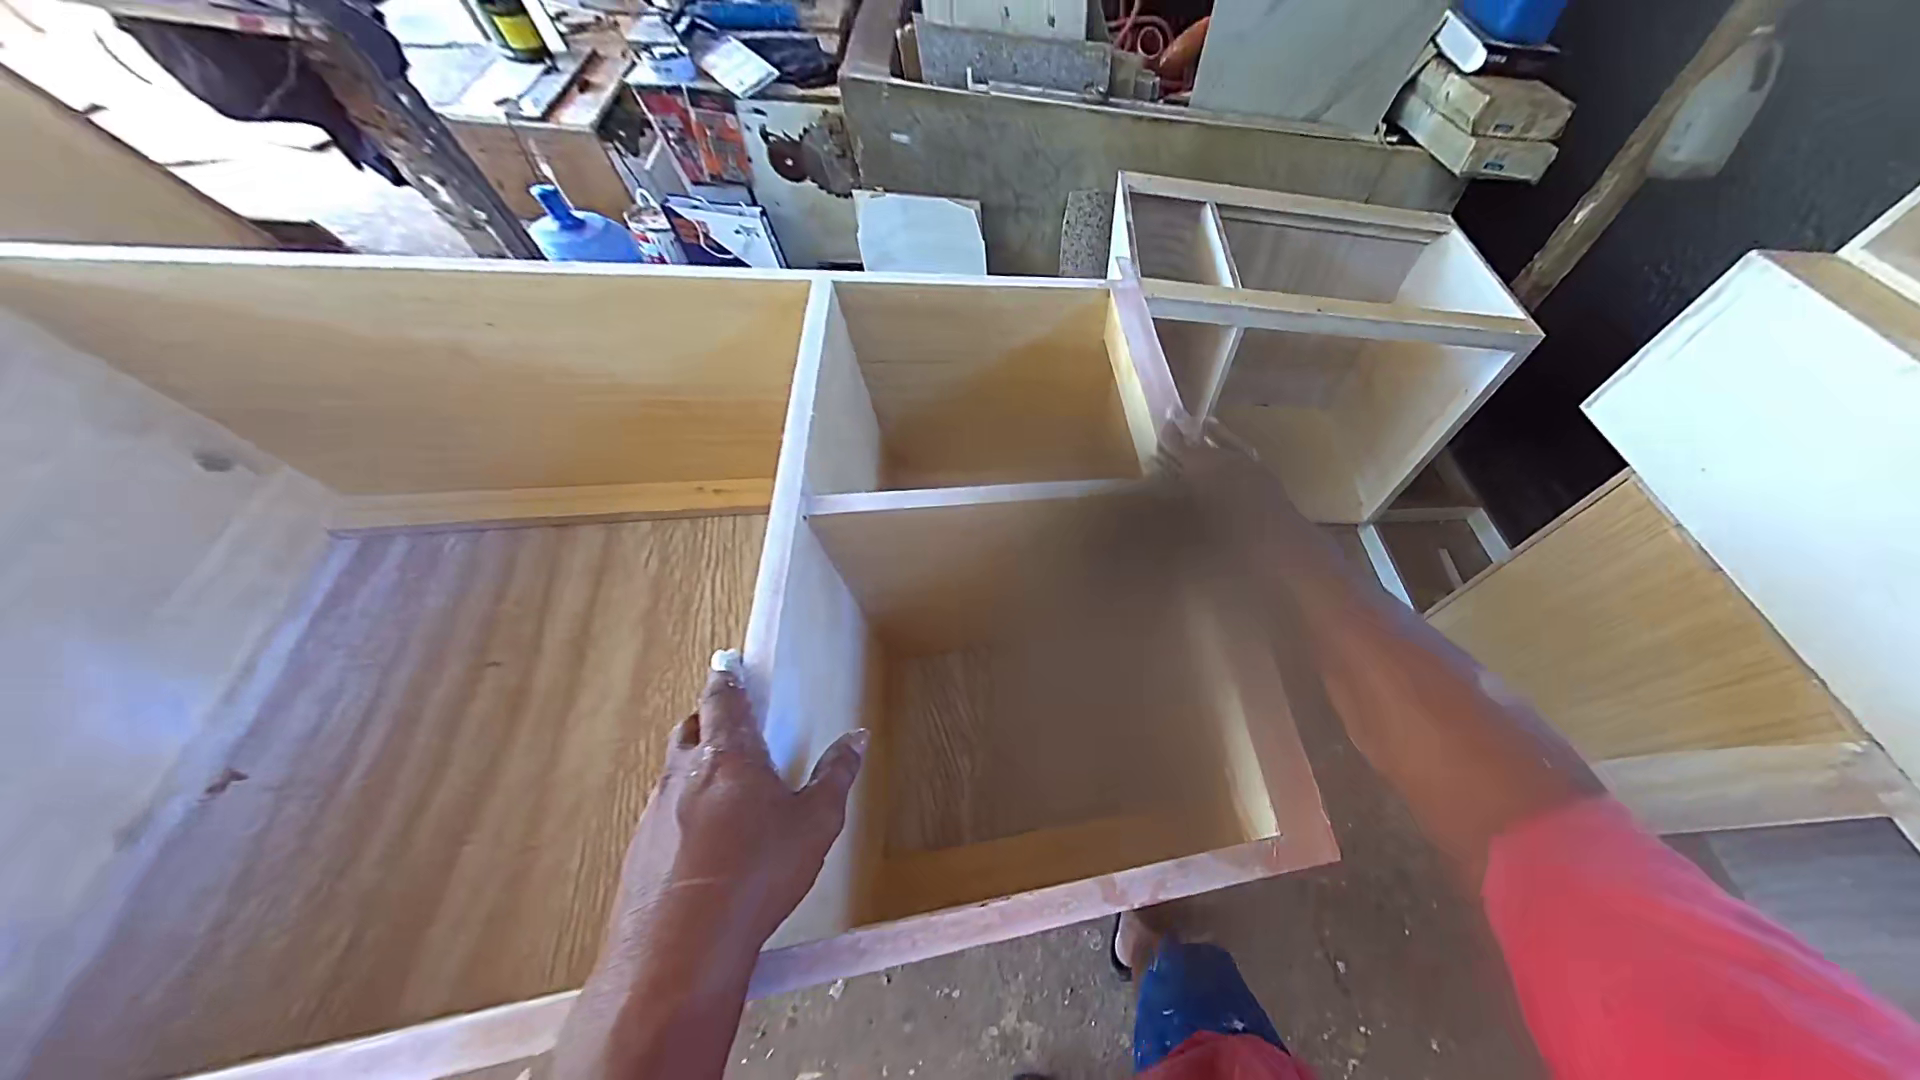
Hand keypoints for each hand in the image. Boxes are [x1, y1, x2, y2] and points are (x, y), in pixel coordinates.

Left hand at [609, 660, 867, 952]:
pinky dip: (681, 808)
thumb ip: (836, 774)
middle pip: (690, 728)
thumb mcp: (815, 821)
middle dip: (706, 716)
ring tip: (719, 779)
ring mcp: (655, 812)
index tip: (725, 661)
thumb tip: (856, 739)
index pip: (723, 700)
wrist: (680, 951)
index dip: (726, 677)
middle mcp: (684, 775)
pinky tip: (702, 838)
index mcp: (728, 756)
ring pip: (673, 770)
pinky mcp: (639, 850)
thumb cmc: (756, 873)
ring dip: (693, 763)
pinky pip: (662, 812)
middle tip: (723, 715)